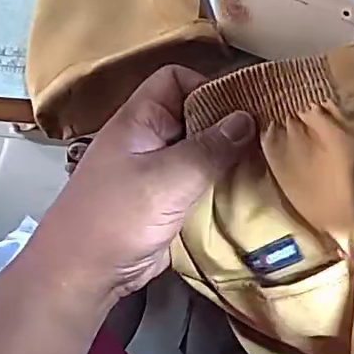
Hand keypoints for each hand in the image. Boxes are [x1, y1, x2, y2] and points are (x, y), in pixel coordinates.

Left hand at [19, 65, 252, 306]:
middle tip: (268, 133)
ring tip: (266, 160)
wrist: (85, 274)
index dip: (207, 85)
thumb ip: (209, 149)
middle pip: (194, 115)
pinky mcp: (169, 201)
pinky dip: (223, 182)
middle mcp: (150, 140)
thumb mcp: (167, 179)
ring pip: (201, 151)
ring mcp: (159, 172)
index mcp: (140, 121)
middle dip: (228, 122)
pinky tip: (249, 189)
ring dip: (229, 156)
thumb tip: (247, 118)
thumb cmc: (117, 218)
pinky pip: (201, 181)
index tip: (244, 105)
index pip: (175, 80)